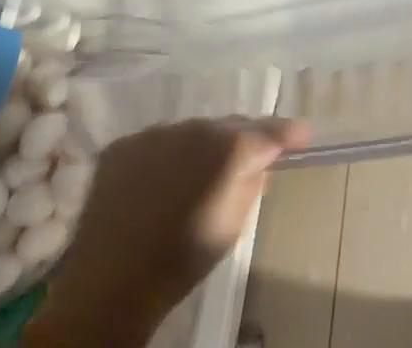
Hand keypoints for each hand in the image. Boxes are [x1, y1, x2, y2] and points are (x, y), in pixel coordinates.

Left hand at [26, 118, 306, 346]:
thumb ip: (254, 182)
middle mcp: (194, 128)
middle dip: (244, 140)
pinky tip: (163, 180)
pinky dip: (167, 155)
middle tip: (250, 160)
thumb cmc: (183, 259)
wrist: (109, 286)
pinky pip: (158, 142)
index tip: (303, 139)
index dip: (289, 133)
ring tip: (200, 173)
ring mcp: (154, 134)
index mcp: (229, 148)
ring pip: (193, 131)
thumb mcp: (236, 223)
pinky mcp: (122, 146)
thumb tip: (262, 162)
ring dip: (203, 146)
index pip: (269, 130)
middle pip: (230, 126)